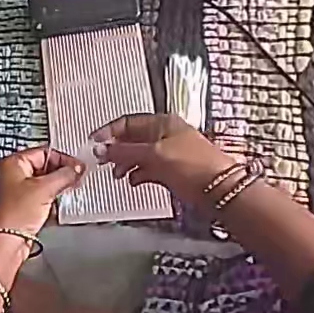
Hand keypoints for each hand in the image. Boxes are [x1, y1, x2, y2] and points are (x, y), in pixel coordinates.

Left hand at [0, 146, 86, 234]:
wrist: (5, 242)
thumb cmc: (13, 215)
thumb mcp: (44, 188)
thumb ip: (64, 175)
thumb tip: (75, 168)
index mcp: (13, 163)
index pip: (44, 152)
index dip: (63, 159)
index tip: (78, 167)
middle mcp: (13, 176)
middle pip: (45, 168)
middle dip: (61, 175)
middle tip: (75, 180)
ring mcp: (17, 192)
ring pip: (45, 185)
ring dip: (57, 190)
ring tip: (66, 195)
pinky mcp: (23, 208)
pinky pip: (42, 199)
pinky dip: (52, 202)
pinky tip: (57, 207)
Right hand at [91, 113, 238, 204]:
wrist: (220, 190)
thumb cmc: (192, 165)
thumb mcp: (154, 154)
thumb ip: (125, 151)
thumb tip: (101, 149)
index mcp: (162, 123)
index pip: (127, 122)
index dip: (108, 131)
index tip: (93, 143)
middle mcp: (164, 135)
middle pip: (131, 138)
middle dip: (115, 149)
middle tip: (101, 160)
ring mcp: (168, 153)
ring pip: (138, 155)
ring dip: (124, 163)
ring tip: (116, 173)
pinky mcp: (171, 170)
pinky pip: (147, 168)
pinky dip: (137, 173)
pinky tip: (132, 180)